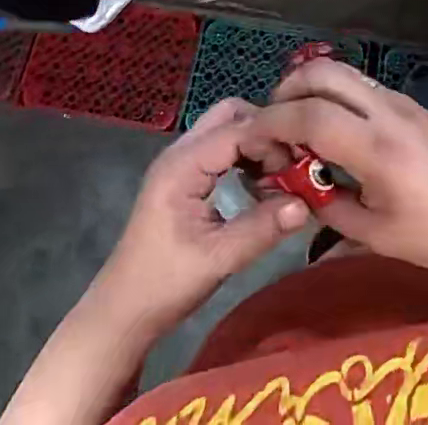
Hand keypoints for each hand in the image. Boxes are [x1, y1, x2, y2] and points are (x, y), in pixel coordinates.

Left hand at [96, 98, 308, 326]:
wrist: (122, 313)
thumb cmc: (164, 285)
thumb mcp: (218, 259)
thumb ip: (262, 228)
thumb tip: (305, 204)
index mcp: (183, 164)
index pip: (238, 128)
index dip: (273, 140)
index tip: (304, 164)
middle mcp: (181, 152)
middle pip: (230, 114)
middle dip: (266, 132)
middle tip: (292, 165)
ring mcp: (181, 163)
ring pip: (227, 129)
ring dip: (256, 144)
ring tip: (282, 177)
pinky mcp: (185, 178)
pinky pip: (221, 149)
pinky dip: (245, 157)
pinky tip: (261, 187)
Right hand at [251, 57, 427, 282]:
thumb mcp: (378, 235)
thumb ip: (328, 205)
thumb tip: (295, 185)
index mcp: (375, 148)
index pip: (307, 115)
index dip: (269, 123)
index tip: (247, 140)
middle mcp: (384, 111)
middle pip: (320, 73)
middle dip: (284, 91)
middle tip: (271, 127)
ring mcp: (398, 100)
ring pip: (340, 72)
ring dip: (308, 89)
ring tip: (297, 128)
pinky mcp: (409, 102)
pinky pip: (358, 85)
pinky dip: (332, 95)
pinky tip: (331, 129)